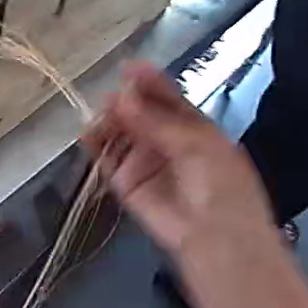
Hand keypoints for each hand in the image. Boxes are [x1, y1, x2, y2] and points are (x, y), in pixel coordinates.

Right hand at [82, 63, 279, 259]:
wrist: (215, 240)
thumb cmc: (221, 189)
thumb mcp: (195, 146)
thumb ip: (154, 121)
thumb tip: (119, 96)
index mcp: (195, 129)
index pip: (168, 99)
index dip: (148, 82)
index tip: (128, 67)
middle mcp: (167, 142)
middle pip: (139, 114)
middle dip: (124, 103)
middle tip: (109, 97)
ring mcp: (144, 162)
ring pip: (119, 134)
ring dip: (107, 123)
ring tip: (97, 118)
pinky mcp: (124, 183)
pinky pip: (106, 160)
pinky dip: (94, 147)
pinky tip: (86, 135)